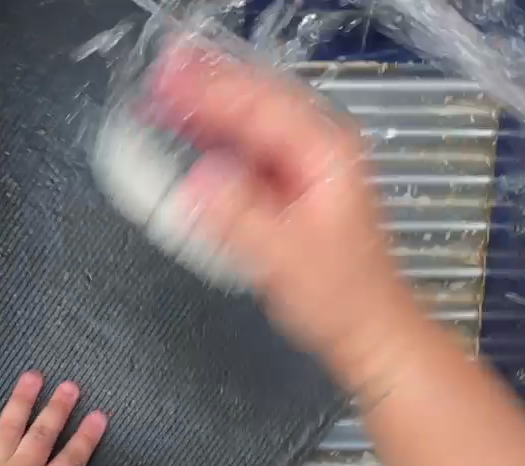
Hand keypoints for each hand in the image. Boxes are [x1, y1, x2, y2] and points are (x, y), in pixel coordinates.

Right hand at [144, 42, 441, 393]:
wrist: (366, 331)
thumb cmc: (343, 299)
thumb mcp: (286, 260)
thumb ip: (240, 218)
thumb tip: (199, 181)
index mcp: (326, 155)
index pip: (259, 107)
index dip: (210, 90)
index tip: (169, 78)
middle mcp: (317, 154)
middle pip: (253, 107)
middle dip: (205, 89)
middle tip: (159, 75)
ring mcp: (303, 174)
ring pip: (248, 131)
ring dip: (206, 116)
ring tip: (164, 98)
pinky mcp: (288, 197)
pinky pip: (246, 160)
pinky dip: (215, 149)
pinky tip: (190, 143)